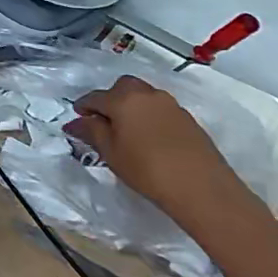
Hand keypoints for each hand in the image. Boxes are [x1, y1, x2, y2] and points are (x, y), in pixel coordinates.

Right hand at [63, 75, 259, 227]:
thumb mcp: (111, 153)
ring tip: (127, 131)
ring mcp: (170, 104)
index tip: (77, 119)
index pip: (95, 97)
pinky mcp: (187, 118)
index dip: (83, 107)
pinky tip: (149, 138)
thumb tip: (75, 122)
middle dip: (110, 99)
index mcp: (123, 99)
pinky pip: (159, 109)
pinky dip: (149, 116)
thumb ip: (91, 132)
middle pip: (122, 88)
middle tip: (103, 121)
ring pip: (143, 96)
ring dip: (131, 106)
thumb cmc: (147, 170)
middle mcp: (146, 94)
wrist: (202, 188)